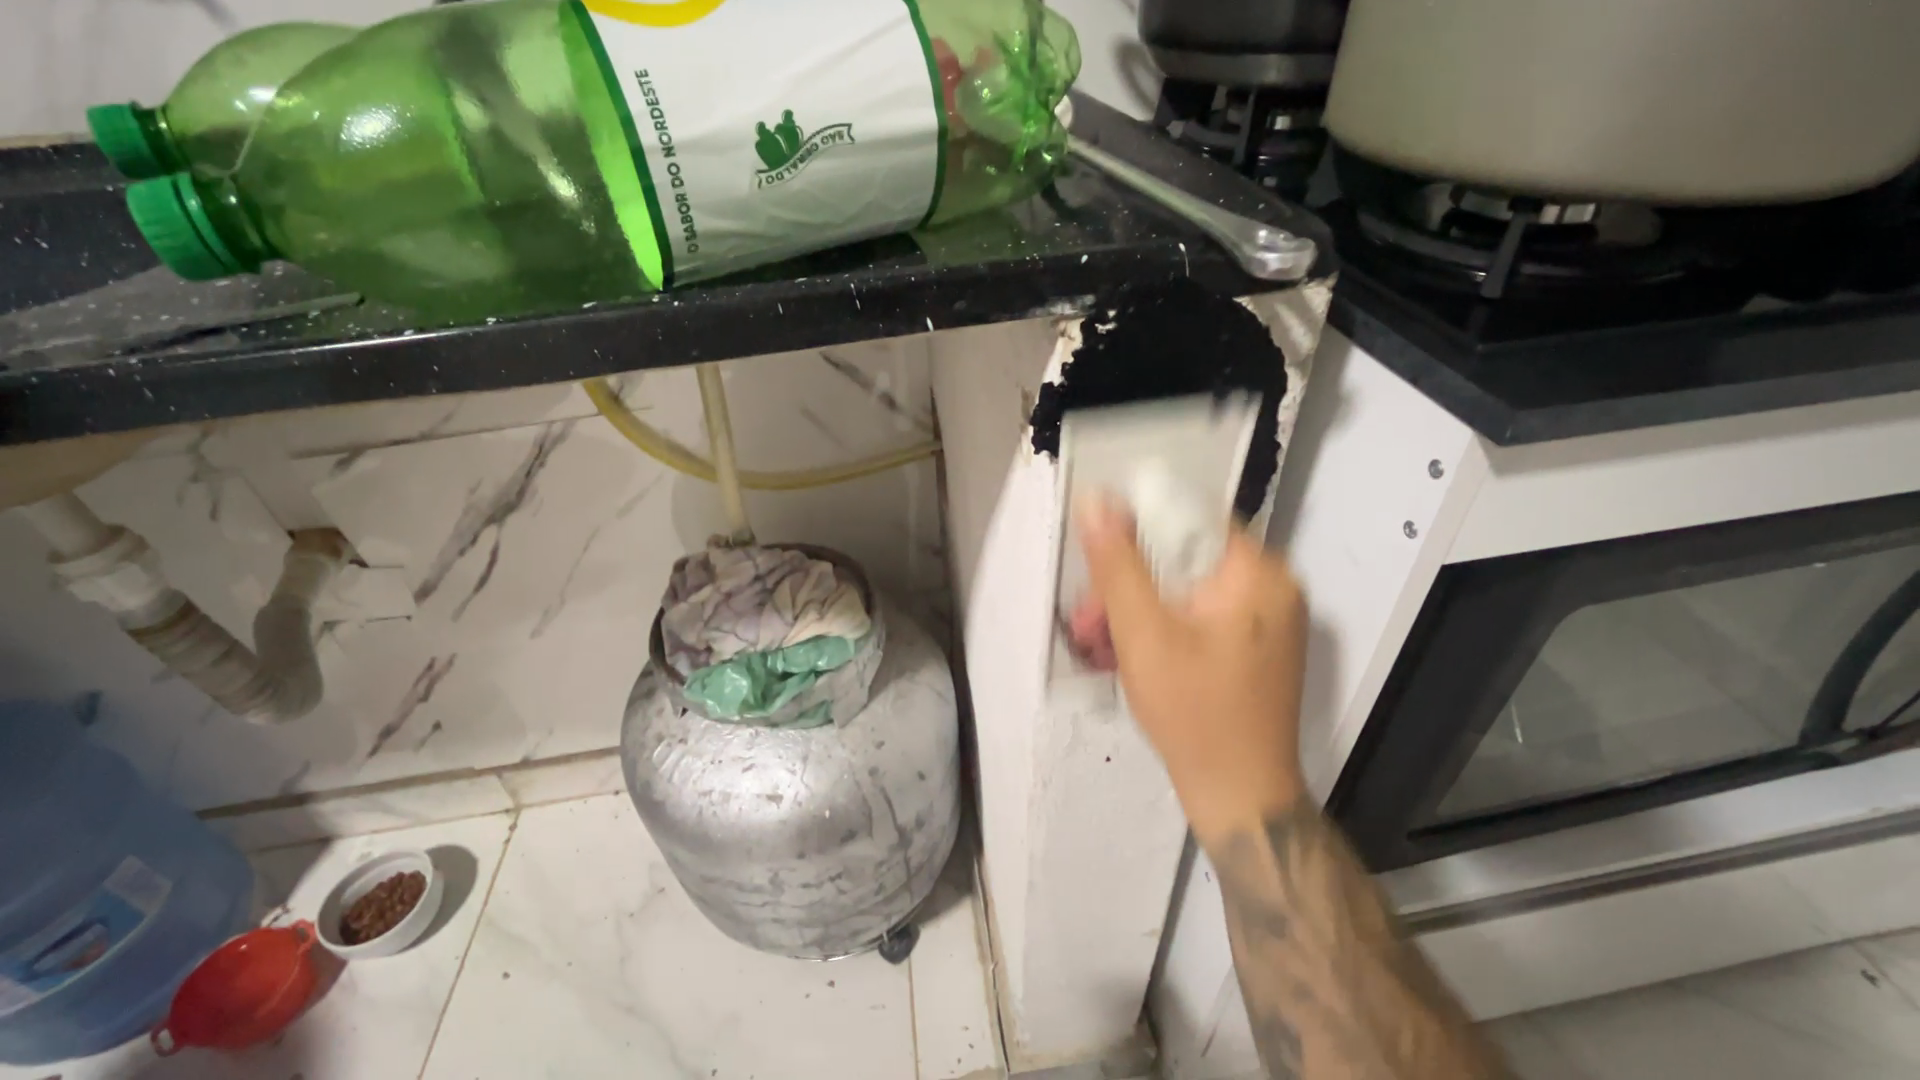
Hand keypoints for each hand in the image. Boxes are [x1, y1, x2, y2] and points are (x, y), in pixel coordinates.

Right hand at [1077, 497, 1308, 847]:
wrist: (1240, 795)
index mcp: (1258, 573)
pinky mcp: (1257, 648)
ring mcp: (1269, 620)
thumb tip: (1097, 500)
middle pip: (1185, 558)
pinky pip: (1201, 617)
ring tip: (1098, 645)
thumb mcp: (1144, 634)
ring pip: (1188, 590)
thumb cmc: (1194, 713)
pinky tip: (1129, 656)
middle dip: (1128, 587)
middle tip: (1087, 623)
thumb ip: (1117, 564)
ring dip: (1138, 611)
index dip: (1135, 536)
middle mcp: (1273, 587)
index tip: (1097, 572)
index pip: (1189, 519)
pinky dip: (1163, 630)